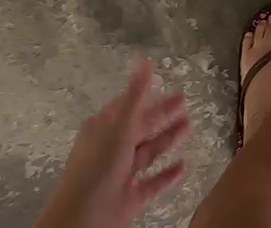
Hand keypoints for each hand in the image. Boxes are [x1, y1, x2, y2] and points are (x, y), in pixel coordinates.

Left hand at [35, 57, 190, 227]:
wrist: (80, 223)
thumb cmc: (98, 169)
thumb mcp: (119, 128)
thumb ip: (135, 96)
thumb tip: (145, 59)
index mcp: (103, 129)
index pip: (128, 106)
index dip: (147, 95)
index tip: (166, 83)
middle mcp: (111, 149)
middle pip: (141, 127)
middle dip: (162, 114)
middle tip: (185, 100)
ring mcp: (120, 175)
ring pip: (147, 152)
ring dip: (168, 139)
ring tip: (189, 126)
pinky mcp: (129, 198)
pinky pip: (152, 182)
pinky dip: (167, 174)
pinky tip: (184, 165)